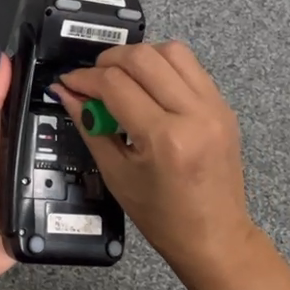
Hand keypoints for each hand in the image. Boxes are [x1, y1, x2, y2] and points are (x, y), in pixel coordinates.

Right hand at [54, 41, 254, 273]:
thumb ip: (90, 126)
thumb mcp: (116, 174)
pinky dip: (164, 66)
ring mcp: (214, 107)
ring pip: (170, 51)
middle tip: (93, 78)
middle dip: (109, 60)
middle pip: (143, 57)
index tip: (69, 82)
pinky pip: (190, 66)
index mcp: (165, 138)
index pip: (115, 85)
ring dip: (140, 57)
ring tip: (123, 77)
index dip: (85, 78)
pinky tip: (149, 86)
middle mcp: (194, 114)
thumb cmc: (163, 217)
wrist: (217, 238)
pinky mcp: (223, 105)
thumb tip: (66, 92)